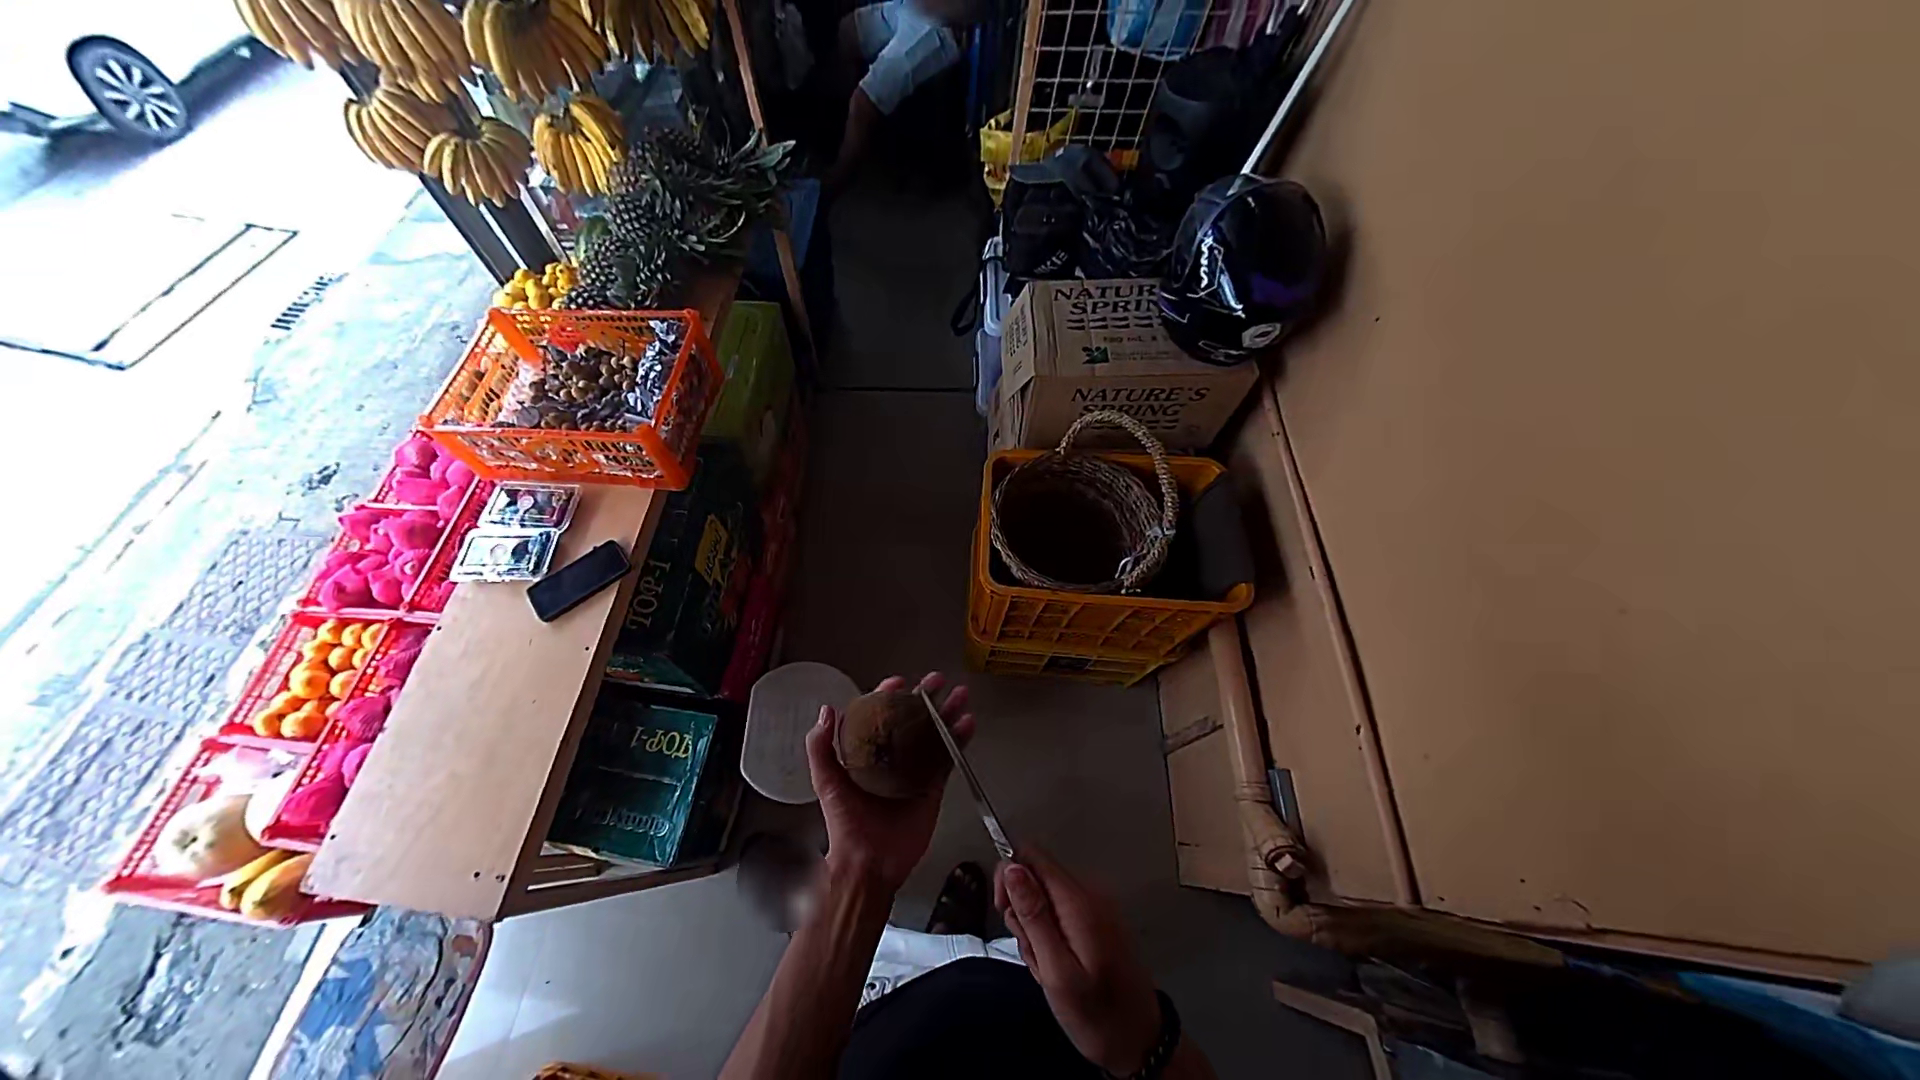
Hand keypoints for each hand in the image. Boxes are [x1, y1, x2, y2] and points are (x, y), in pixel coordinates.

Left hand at [806, 673, 972, 894]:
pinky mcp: (933, 786)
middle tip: (936, 680)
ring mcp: (915, 770)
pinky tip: (966, 724)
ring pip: (934, 733)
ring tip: (959, 695)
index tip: (898, 682)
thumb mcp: (826, 782)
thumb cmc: (845, 825)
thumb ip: (820, 747)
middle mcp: (892, 756)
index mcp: (866, 752)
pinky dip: (959, 739)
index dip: (889, 694)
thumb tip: (825, 711)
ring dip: (947, 712)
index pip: (879, 714)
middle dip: (926, 696)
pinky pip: (948, 757)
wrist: (869, 863)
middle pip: (912, 718)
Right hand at [996, 849, 1161, 1075]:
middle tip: (1034, 952)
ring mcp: (1096, 904)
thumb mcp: (1056, 972)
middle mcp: (1090, 892)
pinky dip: (1051, 935)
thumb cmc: (1098, 1017)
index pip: (1031, 855)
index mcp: (1079, 901)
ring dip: (1036, 929)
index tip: (1006, 910)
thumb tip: (1013, 868)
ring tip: (1048, 965)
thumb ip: (1033, 915)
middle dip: (1023, 911)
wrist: (1140, 1043)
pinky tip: (1060, 964)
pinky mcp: (1097, 917)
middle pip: (1036, 875)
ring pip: (1044, 896)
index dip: (1009, 877)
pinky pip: (1059, 910)